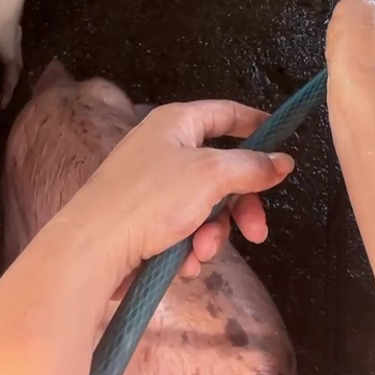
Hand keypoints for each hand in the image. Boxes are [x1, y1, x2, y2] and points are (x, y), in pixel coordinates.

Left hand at [52, 100, 294, 282]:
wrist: (92, 249)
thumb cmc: (150, 199)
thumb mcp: (211, 176)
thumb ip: (252, 167)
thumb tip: (283, 161)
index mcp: (176, 122)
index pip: (224, 112)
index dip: (254, 123)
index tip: (280, 137)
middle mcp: (163, 147)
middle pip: (220, 168)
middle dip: (239, 204)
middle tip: (256, 230)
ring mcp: (151, 184)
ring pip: (204, 204)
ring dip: (213, 232)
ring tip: (202, 251)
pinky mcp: (142, 219)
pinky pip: (182, 227)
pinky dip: (189, 245)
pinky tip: (184, 261)